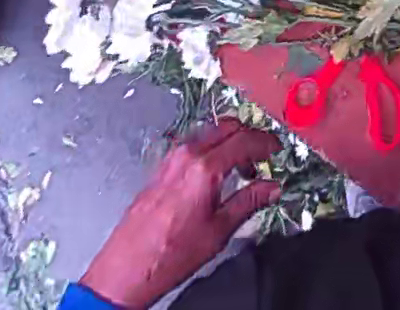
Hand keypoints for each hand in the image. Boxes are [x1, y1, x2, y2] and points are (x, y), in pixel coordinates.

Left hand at [80, 119, 281, 307]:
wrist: (121, 274)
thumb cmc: (171, 256)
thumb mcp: (218, 232)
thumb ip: (249, 201)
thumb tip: (273, 187)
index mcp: (205, 168)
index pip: (246, 140)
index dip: (267, 142)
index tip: (278, 150)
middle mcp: (189, 154)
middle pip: (230, 126)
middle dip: (251, 137)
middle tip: (263, 156)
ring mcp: (172, 158)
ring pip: (212, 132)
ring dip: (232, 140)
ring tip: (241, 166)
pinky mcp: (162, 167)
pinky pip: (196, 144)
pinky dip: (213, 148)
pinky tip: (216, 173)